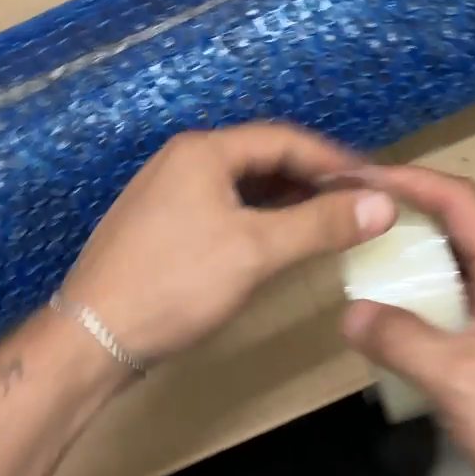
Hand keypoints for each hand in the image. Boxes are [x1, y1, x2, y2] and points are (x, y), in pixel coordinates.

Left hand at [61, 125, 397, 364]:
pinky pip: (222, 205)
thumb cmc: (176, 283)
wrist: (90, 336)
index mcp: (203, 151)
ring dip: (286, 199)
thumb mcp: (255, 251)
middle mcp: (184, 158)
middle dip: (311, 178)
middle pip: (261, 157)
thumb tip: (383, 202)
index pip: (283, 139)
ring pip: (242, 184)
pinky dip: (258, 217)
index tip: (374, 182)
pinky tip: (278, 240)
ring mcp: (168, 190)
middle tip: (355, 204)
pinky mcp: (162, 222)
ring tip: (327, 221)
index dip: (332, 158)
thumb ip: (319, 224)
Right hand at [341, 166, 474, 475]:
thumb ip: (401, 340)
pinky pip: (467, 293)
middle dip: (412, 205)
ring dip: (422, 247)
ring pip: (465, 258)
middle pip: (464, 220)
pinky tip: (407, 310)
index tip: (362, 176)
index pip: (461, 199)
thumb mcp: (457, 381)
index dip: (411, 178)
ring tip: (376, 251)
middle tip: (361, 209)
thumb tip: (351, 312)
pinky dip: (432, 286)